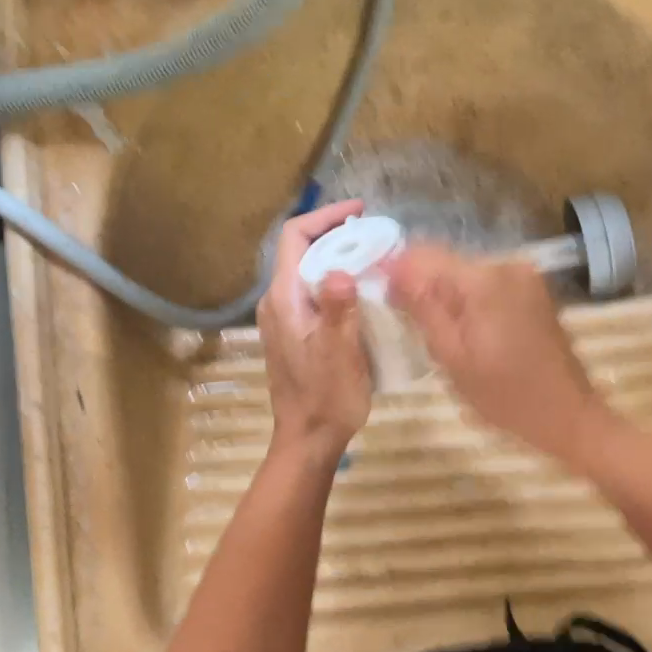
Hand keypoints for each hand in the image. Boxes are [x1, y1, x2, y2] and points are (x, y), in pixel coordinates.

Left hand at [257, 200, 372, 458]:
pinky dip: (334, 280)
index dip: (325, 216)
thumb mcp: (339, 353)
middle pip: (301, 250)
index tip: (360, 212)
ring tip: (373, 256)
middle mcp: (277, 302)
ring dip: (337, 257)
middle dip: (336, 234)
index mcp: (284, 298)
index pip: (295, 236)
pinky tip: (362, 292)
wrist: (308, 439)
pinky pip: (312, 292)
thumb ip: (338, 309)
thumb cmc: (326, 397)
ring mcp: (282, 318)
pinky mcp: (293, 333)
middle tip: (375, 234)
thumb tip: (341, 269)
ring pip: (307, 271)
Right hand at [385, 243, 606, 459]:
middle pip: (445, 262)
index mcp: (484, 279)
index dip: (396, 274)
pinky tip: (467, 333)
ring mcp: (524, 275)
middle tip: (409, 327)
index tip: (385, 303)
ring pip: (464, 274)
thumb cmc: (506, 397)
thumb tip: (392, 272)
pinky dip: (470, 302)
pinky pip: (487, 285)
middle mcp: (506, 264)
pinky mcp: (532, 289)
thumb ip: (421, 308)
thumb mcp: (452, 358)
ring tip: (439, 336)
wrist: (568, 414)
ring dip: (446, 297)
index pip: (422, 254)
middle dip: (422, 288)